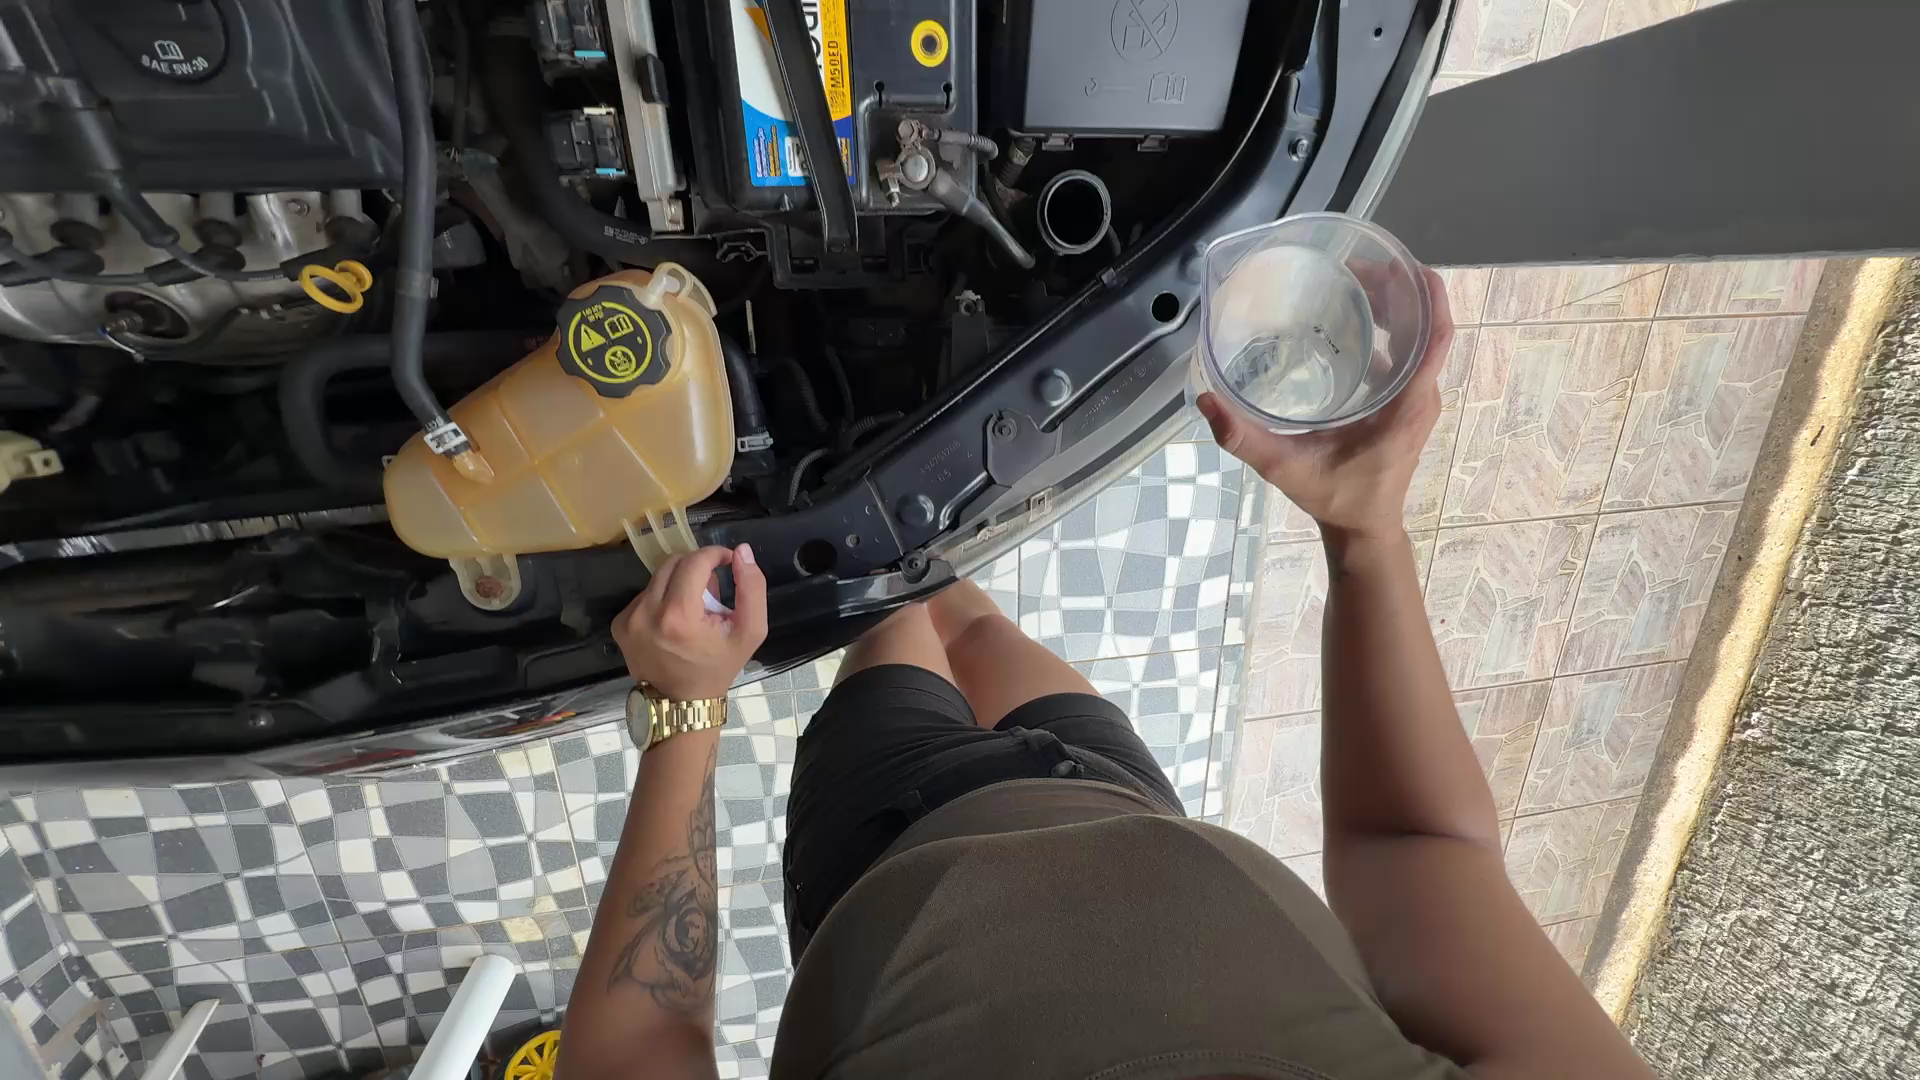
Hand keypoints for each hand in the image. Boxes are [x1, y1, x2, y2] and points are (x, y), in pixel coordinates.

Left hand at [614, 544, 767, 699]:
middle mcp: (647, 612)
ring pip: (658, 577)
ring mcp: (629, 618)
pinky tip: (675, 621)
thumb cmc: (718, 667)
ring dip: (680, 582)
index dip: (715, 554)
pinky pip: (645, 594)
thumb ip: (752, 588)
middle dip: (697, 567)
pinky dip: (664, 597)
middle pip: (674, 563)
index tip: (728, 561)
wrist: (681, 703)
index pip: (694, 562)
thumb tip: (742, 551)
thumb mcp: (750, 632)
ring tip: (695, 609)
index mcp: (679, 615)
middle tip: (713, 589)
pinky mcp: (620, 623)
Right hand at [1197, 266, 1454, 540]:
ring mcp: (1415, 401)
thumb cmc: (1334, 497)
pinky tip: (1354, 324)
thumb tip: (1206, 401)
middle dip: (1400, 291)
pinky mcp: (1404, 406)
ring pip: (1419, 341)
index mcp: (1407, 404)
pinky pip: (1407, 357)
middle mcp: (1420, 396)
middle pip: (1426, 328)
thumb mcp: (1285, 467)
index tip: (1399, 263)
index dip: (1425, 296)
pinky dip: (1389, 332)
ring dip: (1396, 308)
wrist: (1362, 528)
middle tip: (1356, 268)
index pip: (1435, 337)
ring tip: (1356, 284)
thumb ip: (1244, 438)